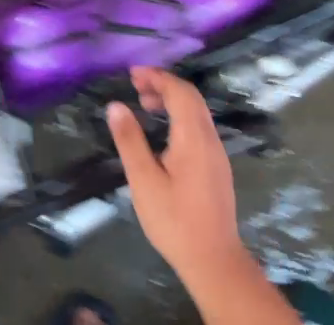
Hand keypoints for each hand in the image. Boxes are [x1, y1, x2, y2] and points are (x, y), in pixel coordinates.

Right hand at [106, 66, 247, 279]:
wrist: (213, 260)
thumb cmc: (174, 220)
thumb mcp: (143, 181)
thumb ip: (130, 140)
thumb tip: (116, 106)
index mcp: (193, 137)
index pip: (179, 92)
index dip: (157, 77)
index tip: (133, 74)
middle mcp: (210, 139)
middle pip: (191, 97)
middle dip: (164, 84)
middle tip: (136, 85)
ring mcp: (217, 153)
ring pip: (197, 112)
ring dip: (172, 100)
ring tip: (145, 104)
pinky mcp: (217, 167)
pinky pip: (199, 127)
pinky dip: (180, 116)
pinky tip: (163, 132)